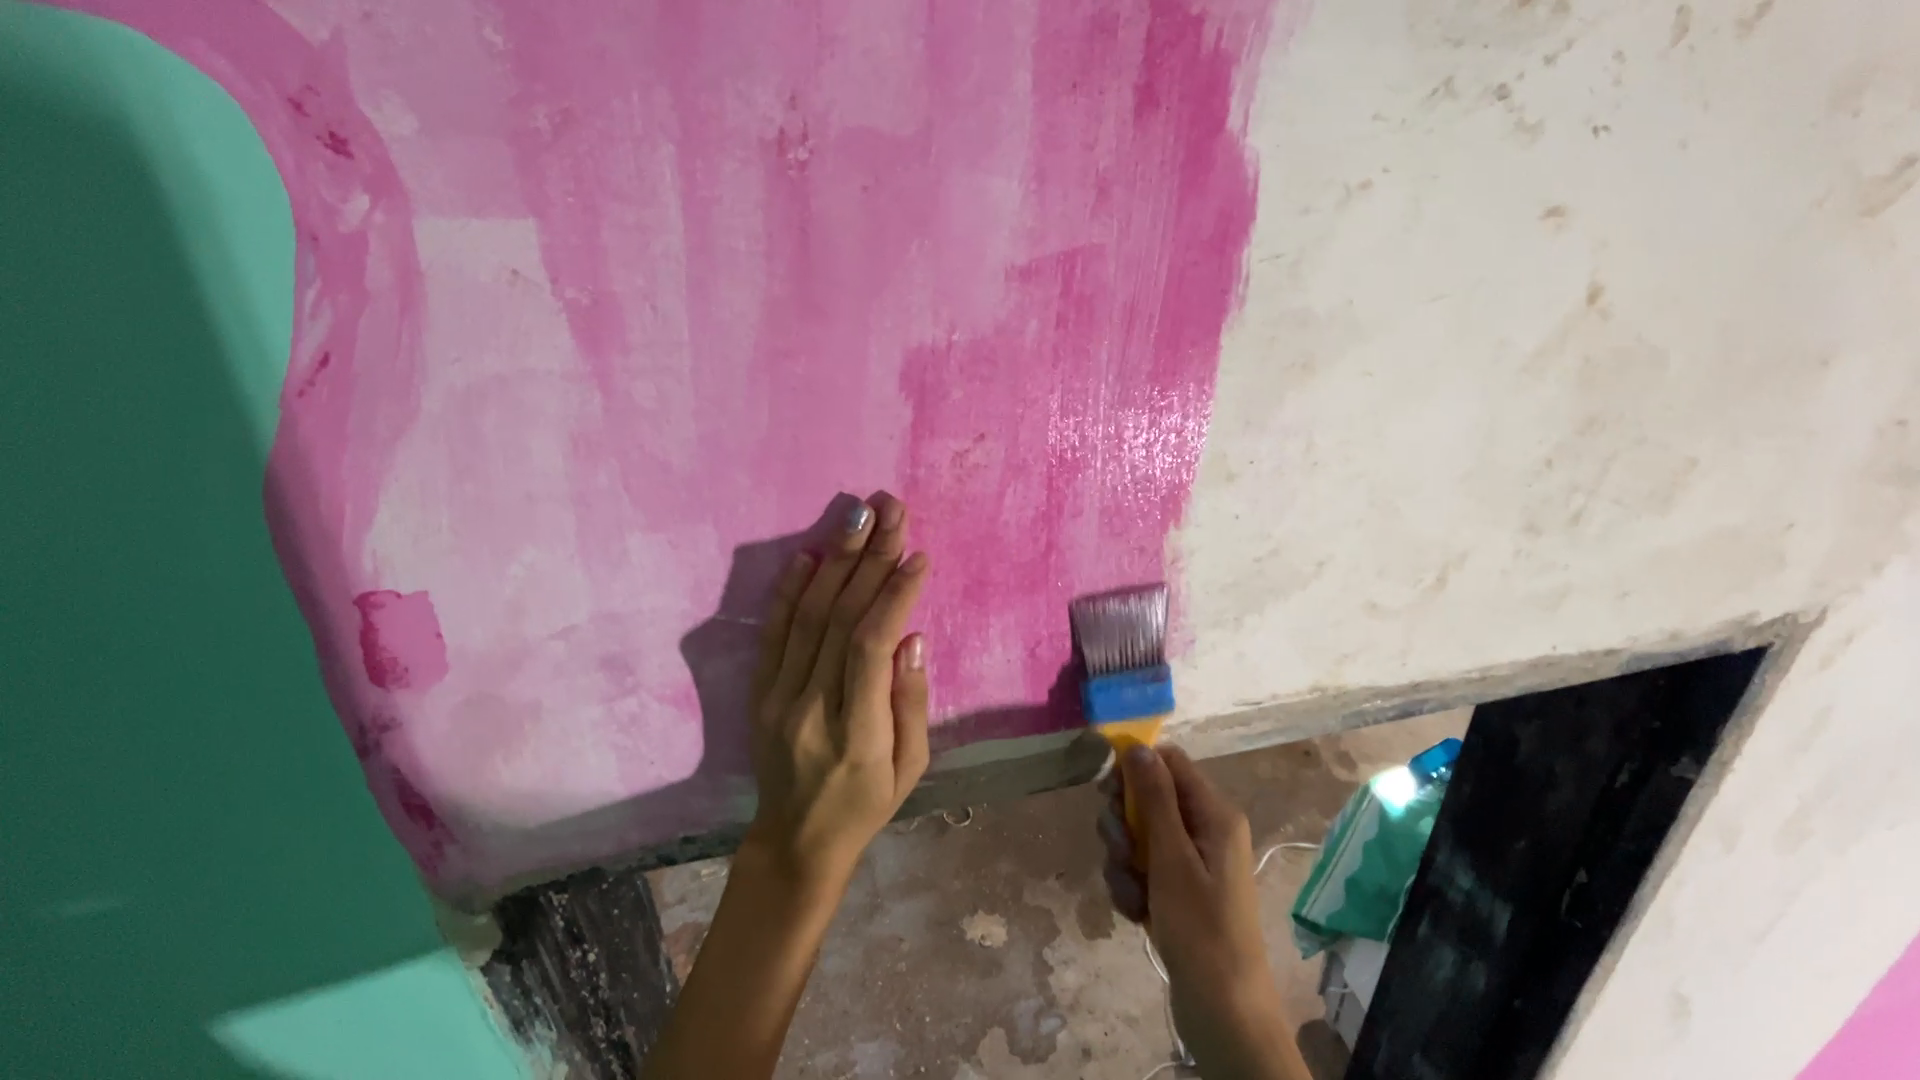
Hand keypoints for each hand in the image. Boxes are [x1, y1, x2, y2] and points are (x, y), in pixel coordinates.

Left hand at [744, 492, 930, 887]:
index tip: (917, 555)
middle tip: (891, 509)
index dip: (894, 595)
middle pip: (839, 617)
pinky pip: (774, 633)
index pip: (870, 646)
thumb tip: (913, 635)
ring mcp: (778, 697)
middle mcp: (811, 706)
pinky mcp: (760, 692)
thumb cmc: (866, 805)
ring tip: (859, 515)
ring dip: (836, 559)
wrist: (797, 839)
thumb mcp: (911, 767)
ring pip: (808, 615)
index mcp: (856, 731)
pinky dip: (791, 590)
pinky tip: (810, 554)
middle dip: (870, 557)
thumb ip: (912, 702)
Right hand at [1100, 745, 1305, 1079]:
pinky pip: (1142, 869)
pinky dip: (1132, 887)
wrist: (1222, 1009)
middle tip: (1123, 852)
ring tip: (1134, 895)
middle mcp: (1205, 830)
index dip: (1135, 769)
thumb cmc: (1200, 928)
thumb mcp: (1171, 857)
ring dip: (1124, 862)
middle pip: (1148, 799)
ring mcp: (1191, 862)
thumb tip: (1137, 745)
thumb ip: (1154, 798)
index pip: (1169, 761)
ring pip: (1138, 836)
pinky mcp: (1178, 890)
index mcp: (1214, 813)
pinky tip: (1136, 913)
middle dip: (1124, 825)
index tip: (1107, 792)